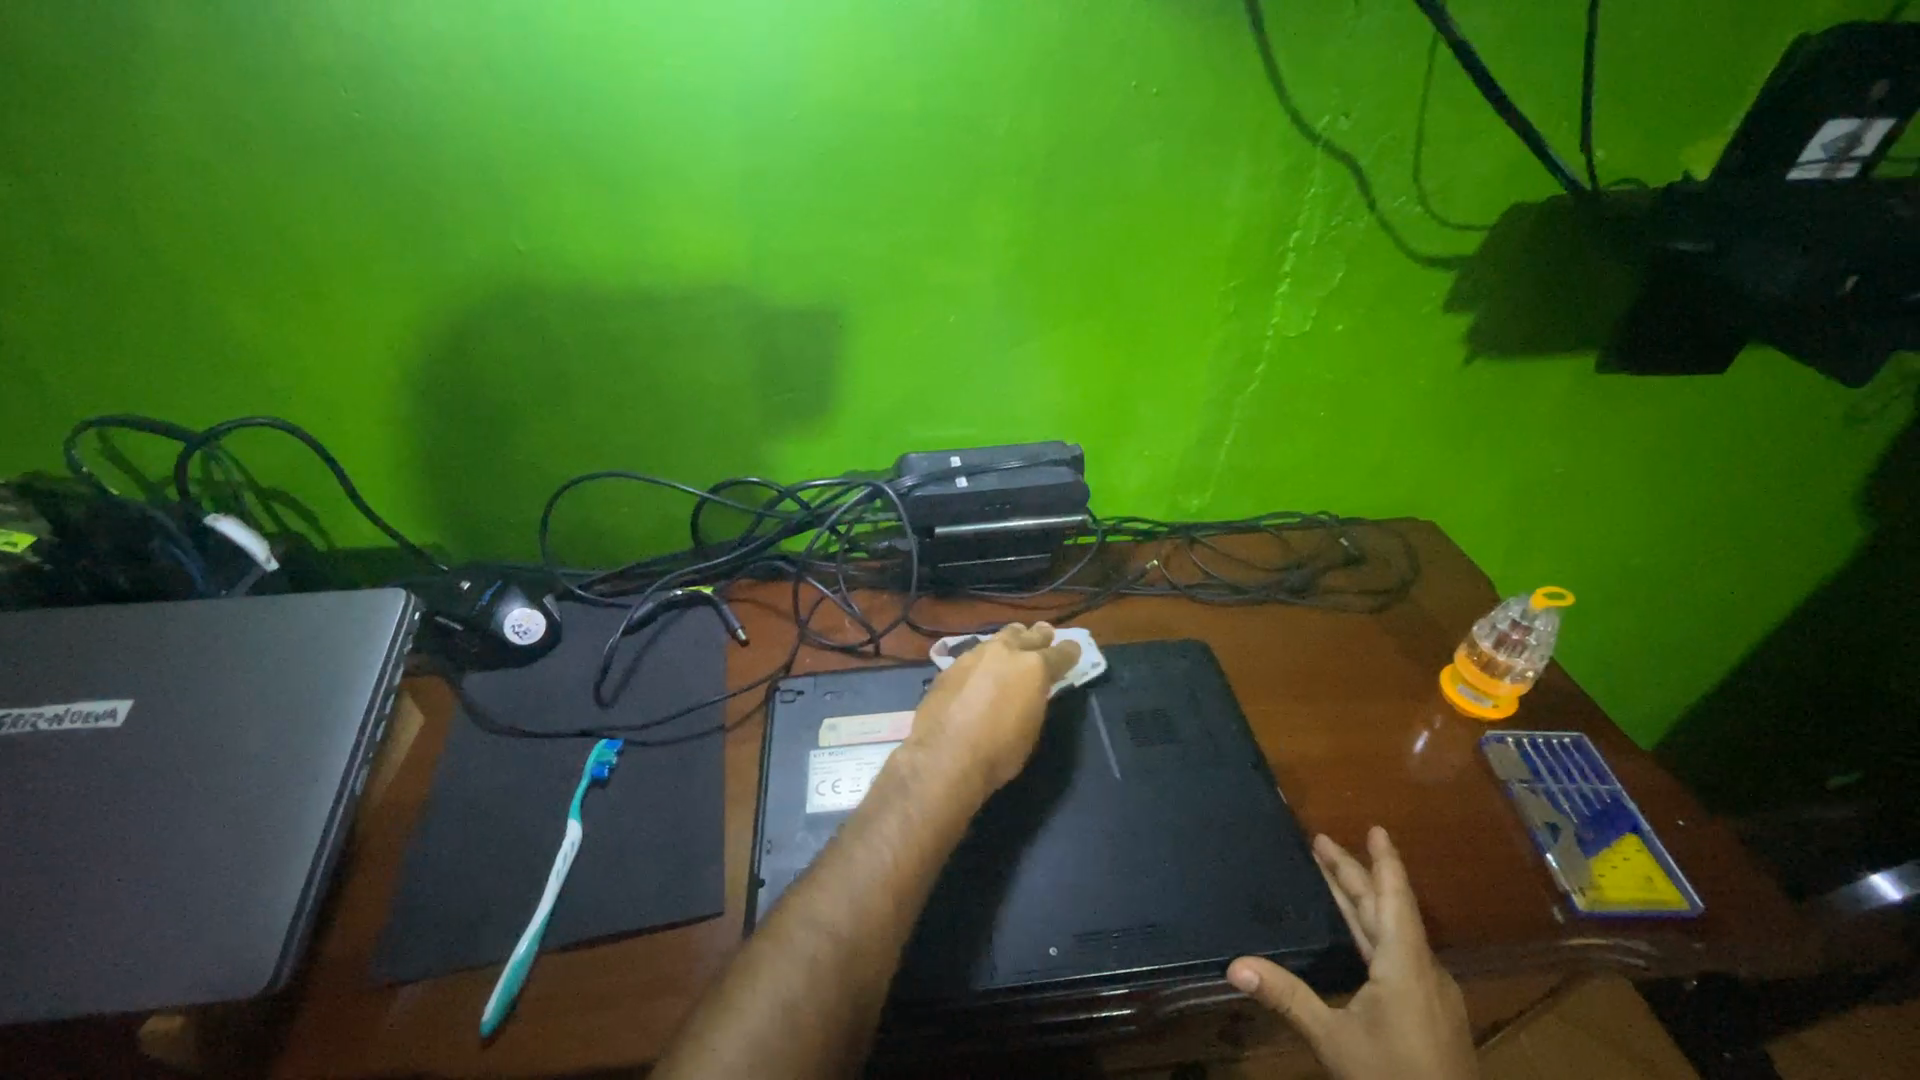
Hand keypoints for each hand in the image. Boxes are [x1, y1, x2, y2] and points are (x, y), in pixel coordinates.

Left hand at [901, 622, 1079, 797]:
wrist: (944, 756)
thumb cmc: (999, 752)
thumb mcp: (1031, 728)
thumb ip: (1034, 700)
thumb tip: (1031, 692)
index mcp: (1034, 668)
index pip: (1060, 653)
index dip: (1069, 652)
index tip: (1073, 650)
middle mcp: (1006, 653)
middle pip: (1028, 636)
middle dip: (1039, 636)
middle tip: (1044, 634)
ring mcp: (974, 656)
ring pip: (998, 638)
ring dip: (1010, 640)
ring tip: (1014, 640)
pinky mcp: (950, 667)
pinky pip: (974, 654)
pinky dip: (983, 658)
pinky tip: (980, 667)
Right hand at [1228, 828, 1476, 1079]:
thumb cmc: (1392, 1078)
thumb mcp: (1333, 1039)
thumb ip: (1287, 997)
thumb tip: (1234, 965)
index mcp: (1404, 965)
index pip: (1394, 899)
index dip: (1384, 862)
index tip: (1376, 828)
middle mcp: (1423, 970)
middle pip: (1389, 910)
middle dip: (1356, 875)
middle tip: (1322, 844)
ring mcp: (1432, 993)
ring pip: (1397, 933)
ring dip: (1367, 902)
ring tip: (1336, 880)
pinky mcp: (1433, 1013)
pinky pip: (1403, 954)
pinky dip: (1377, 931)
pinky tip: (1364, 939)